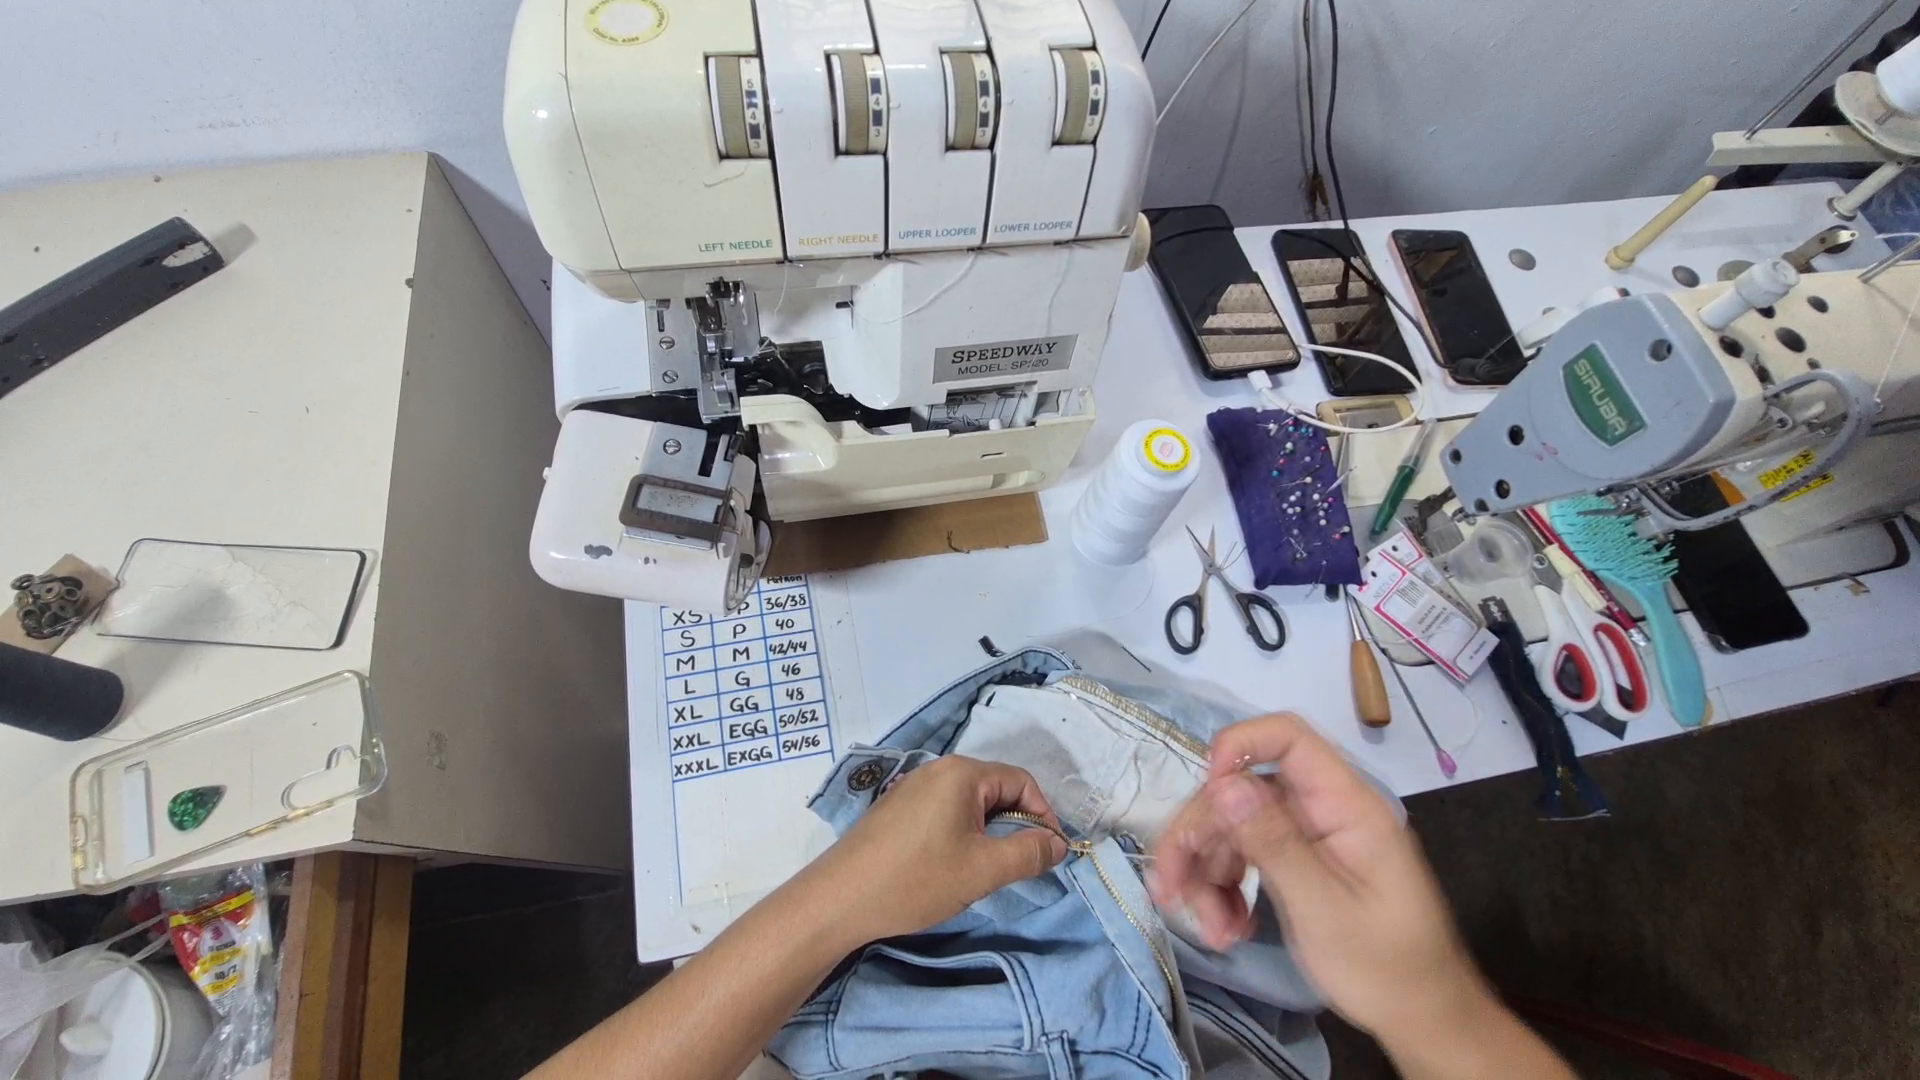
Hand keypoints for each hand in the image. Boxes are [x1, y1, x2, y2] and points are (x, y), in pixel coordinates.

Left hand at [801, 755, 1068, 945]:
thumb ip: (1028, 853)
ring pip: (970, 803)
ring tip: (986, 869)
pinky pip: (945, 810)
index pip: (1020, 781)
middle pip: (995, 788)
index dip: (1043, 814)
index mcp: (961, 773)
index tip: (1050, 852)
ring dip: (988, 831)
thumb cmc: (916, 879)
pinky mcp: (898, 808)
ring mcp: (914, 787)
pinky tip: (952, 865)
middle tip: (1017, 865)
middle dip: (1015, 824)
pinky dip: (962, 832)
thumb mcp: (982, 870)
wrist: (839, 899)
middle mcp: (938, 769)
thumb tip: (1058, 843)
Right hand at [1147, 713, 1486, 1040]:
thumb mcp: (1325, 911)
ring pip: (1230, 823)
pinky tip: (1225, 925)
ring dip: (1205, 870)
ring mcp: (1303, 832)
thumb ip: (1274, 844)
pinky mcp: (1291, 857)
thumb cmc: (1386, 968)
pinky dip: (1221, 886)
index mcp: (1344, 804)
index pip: (1288, 737)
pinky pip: (1240, 852)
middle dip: (1200, 835)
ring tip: (1208, 927)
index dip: (1239, 746)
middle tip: (1172, 889)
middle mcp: (1320, 807)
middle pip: (1240, 789)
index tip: (1207, 793)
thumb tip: (1222, 784)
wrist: (1423, 1019)